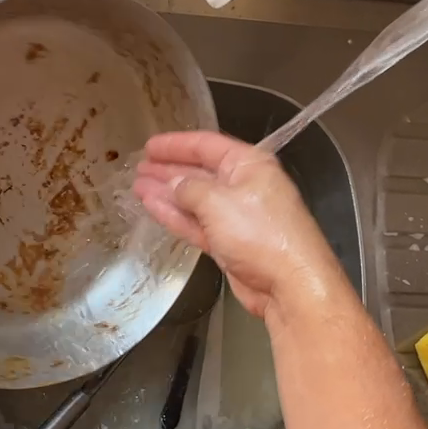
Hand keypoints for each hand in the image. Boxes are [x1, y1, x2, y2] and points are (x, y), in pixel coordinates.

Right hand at [133, 131, 347, 321]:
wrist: (289, 285)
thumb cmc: (261, 234)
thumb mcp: (219, 202)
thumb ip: (189, 189)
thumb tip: (172, 183)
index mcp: (249, 165)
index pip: (207, 145)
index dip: (176, 144)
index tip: (150, 145)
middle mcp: (244, 186)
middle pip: (200, 172)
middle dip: (169, 169)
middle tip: (140, 167)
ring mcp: (236, 217)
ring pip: (195, 200)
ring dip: (167, 193)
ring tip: (138, 187)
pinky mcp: (229, 243)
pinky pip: (197, 224)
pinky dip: (176, 216)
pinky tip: (153, 208)